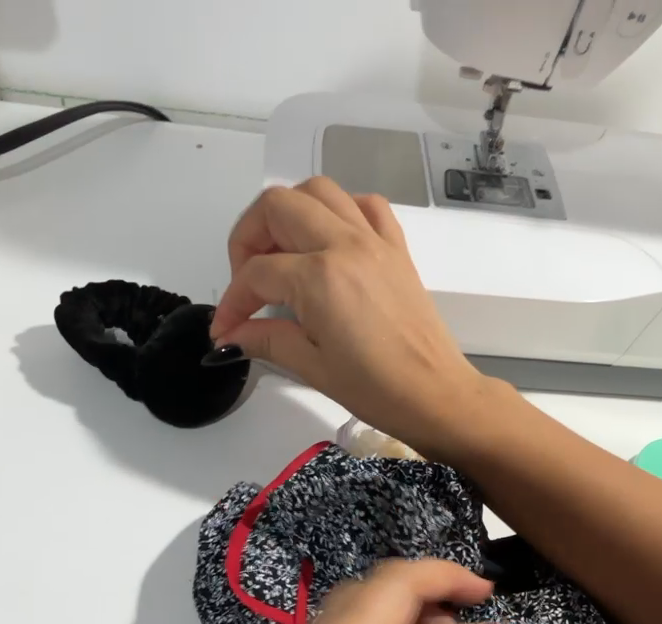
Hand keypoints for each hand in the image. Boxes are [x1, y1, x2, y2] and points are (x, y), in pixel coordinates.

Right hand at [210, 178, 500, 456]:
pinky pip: (365, 205)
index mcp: (319, 278)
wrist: (435, 395)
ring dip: (289, 212)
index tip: (225, 329)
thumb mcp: (311, 367)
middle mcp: (344, 245)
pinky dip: (339, 211)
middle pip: (278, 207)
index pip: (256, 274)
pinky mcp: (396, 249)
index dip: (232, 302)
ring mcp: (374, 241)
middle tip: (246, 281)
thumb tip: (232, 334)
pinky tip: (329, 242)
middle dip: (248, 238)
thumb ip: (266, 340)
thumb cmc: (376, 389)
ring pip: (319, 191)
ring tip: (281, 254)